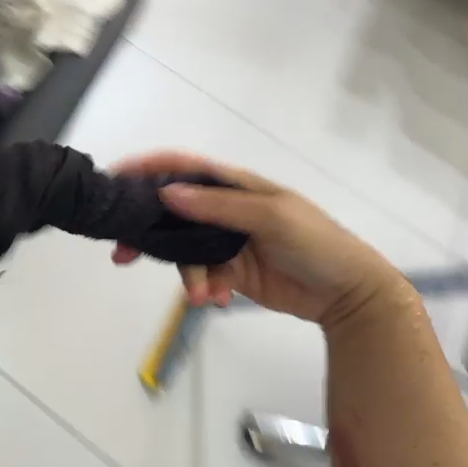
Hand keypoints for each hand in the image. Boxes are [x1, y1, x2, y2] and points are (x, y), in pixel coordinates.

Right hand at [109, 152, 405, 328]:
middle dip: (145, 230)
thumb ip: (218, 205)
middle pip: (168, 210)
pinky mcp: (227, 270)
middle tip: (122, 251)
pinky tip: (215, 299)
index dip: (146, 168)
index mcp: (232, 185)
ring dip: (184, 272)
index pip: (180, 167)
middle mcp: (220, 208)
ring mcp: (222, 240)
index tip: (114, 178)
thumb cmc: (317, 243)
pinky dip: (202, 287)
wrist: (353, 296)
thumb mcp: (271, 217)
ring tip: (198, 295)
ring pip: (179, 248)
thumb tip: (165, 192)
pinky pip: (198, 274)